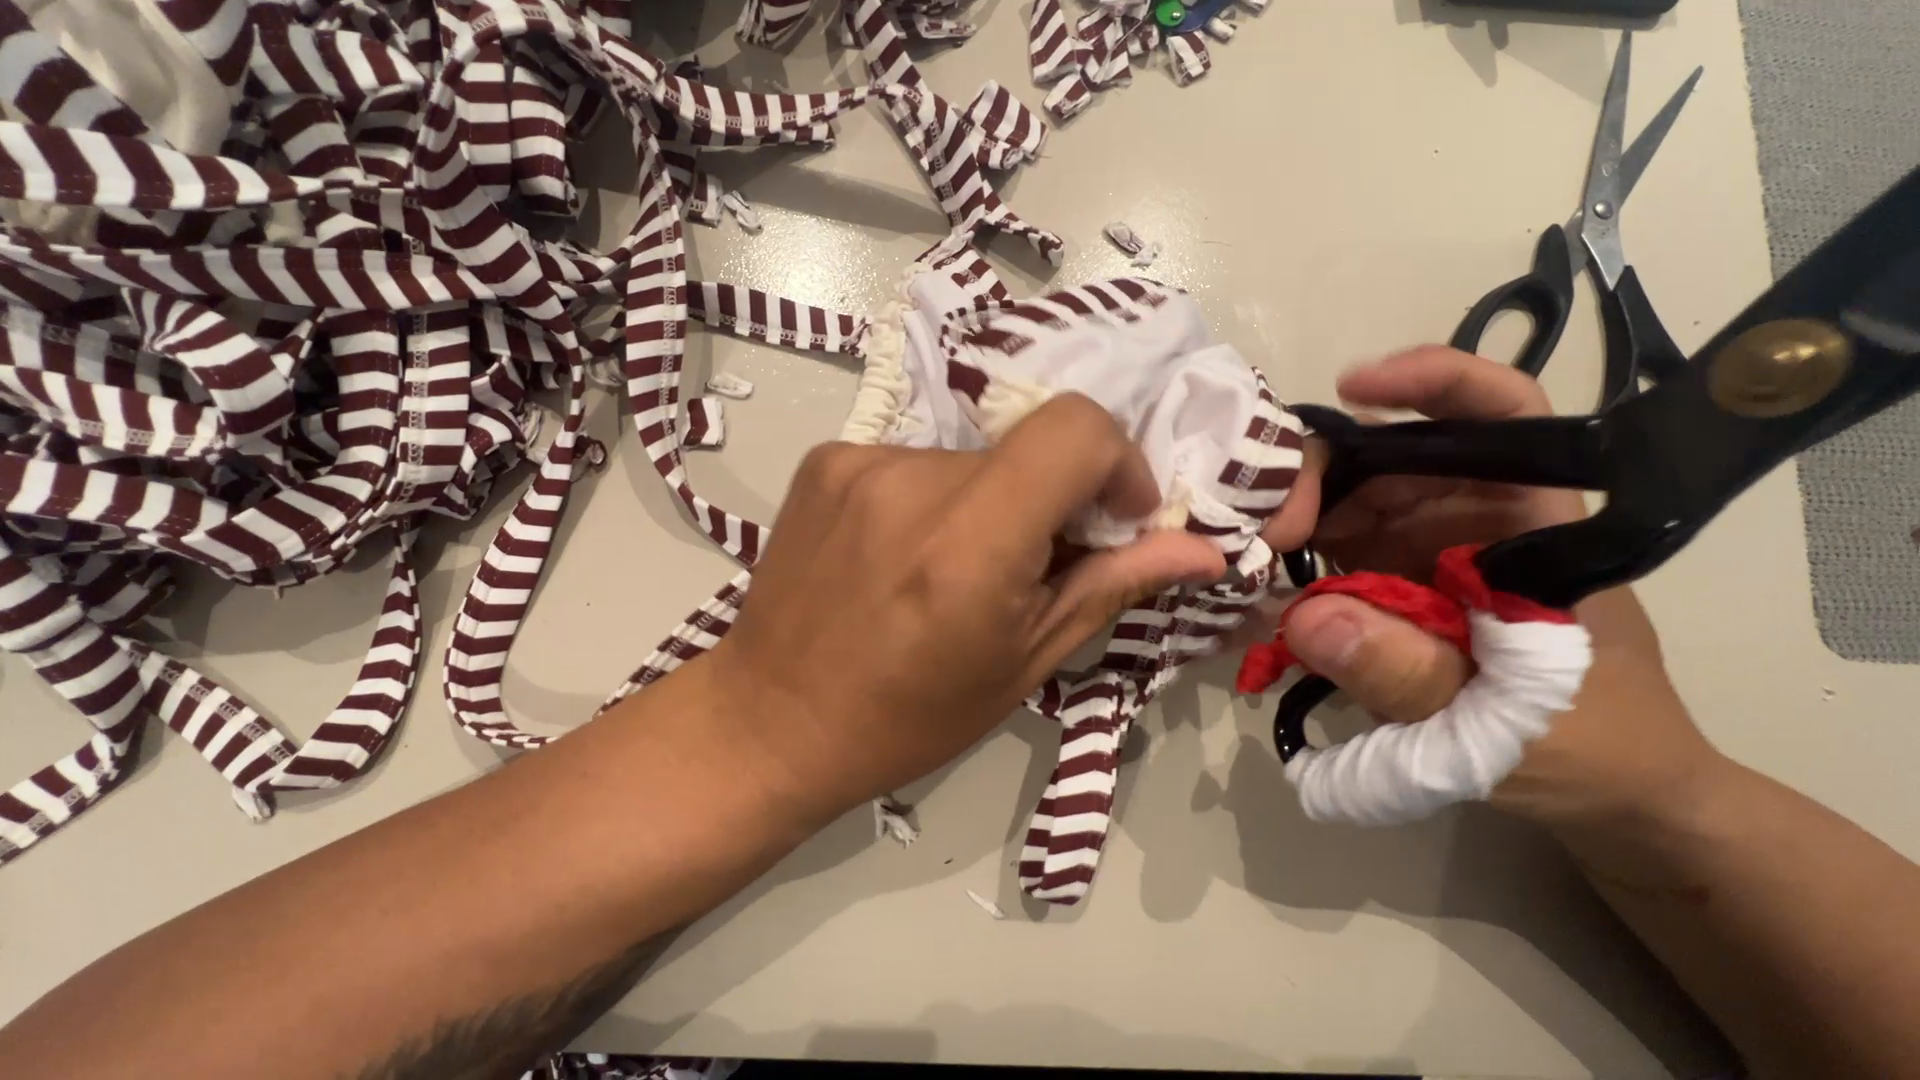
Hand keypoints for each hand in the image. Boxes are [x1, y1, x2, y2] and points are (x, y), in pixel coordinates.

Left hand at [686, 393, 1316, 827]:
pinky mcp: (825, 459)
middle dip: (1050, 498)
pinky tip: (902, 558)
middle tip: (1030, 567)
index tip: (1113, 518)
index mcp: (972, 541)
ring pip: (971, 456)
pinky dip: (932, 497)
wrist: (771, 720)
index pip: (1076, 427)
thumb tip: (1202, 548)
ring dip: (988, 501)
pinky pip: (915, 459)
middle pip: (1026, 446)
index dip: (1117, 461)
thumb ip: (1111, 585)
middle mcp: (912, 481)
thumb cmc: (908, 716)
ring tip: (952, 572)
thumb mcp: (1026, 663)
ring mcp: (858, 461)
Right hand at [1281, 347, 1721, 827]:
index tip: (1352, 388)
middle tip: (1258, 521)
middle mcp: (1473, 523)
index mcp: (1532, 526)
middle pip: (1392, 459)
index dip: (1434, 382)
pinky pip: (1330, 557)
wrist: (1604, 795)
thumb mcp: (1506, 723)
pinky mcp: (1388, 592)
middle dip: (1321, 473)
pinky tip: (1251, 583)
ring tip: (1241, 552)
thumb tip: (1303, 619)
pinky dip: (1289, 565)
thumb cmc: (1592, 748)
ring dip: (1293, 518)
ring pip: (1349, 504)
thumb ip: (1412, 675)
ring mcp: (1424, 557)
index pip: (1502, 419)